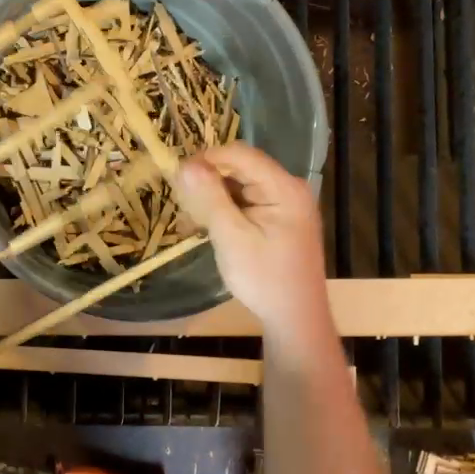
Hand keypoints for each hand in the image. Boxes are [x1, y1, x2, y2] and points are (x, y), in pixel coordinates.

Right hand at [174, 143, 330, 343]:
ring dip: (213, 198)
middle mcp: (288, 188)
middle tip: (184, 205)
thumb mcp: (232, 237)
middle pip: (239, 167)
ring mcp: (285, 204)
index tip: (179, 179)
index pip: (239, 153)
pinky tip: (207, 227)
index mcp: (284, 187)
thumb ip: (209, 197)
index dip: (207, 159)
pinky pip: (246, 201)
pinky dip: (225, 210)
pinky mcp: (279, 219)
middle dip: (208, 181)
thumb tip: (185, 164)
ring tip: (193, 221)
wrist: (295, 320)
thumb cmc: (264, 278)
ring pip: (239, 185)